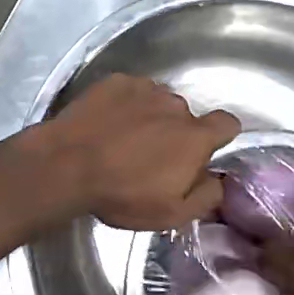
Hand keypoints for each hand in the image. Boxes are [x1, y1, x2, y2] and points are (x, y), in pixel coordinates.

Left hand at [23, 74, 238, 229]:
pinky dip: (124, 103)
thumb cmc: (121, 193)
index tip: (201, 151)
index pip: (227, 123)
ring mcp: (142, 88)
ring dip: (149, 116)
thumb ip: (206, 196)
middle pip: (185, 115)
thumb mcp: (171, 213)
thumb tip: (217, 179)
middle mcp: (174, 105)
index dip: (219, 136)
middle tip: (149, 155)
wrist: (65, 164)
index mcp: (194, 136)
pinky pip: (130, 90)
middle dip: (174, 132)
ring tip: (123, 137)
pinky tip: (106, 121)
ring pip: (157, 101)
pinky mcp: (113, 81)